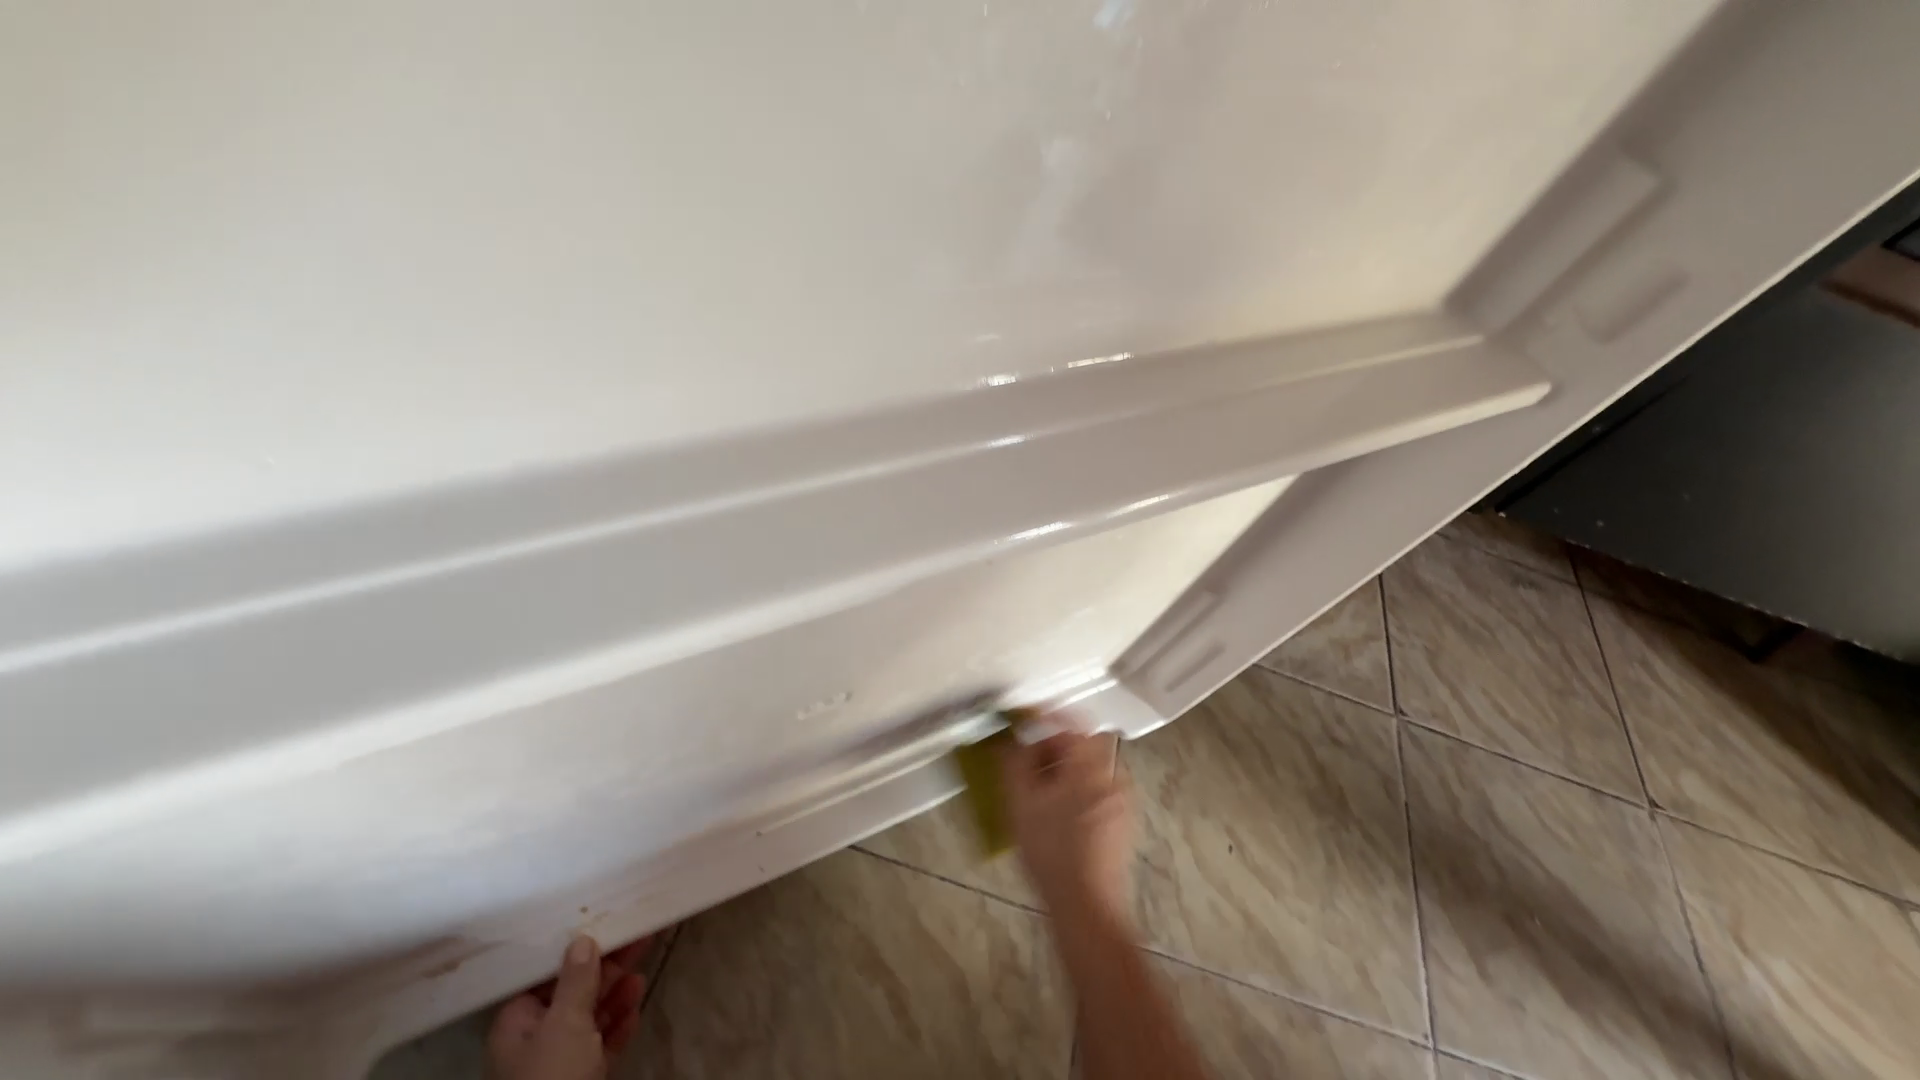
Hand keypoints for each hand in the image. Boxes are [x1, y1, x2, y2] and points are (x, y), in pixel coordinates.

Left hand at [487, 934, 651, 1079]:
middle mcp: (534, 1039)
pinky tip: (636, 1012)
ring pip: (590, 1018)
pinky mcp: (580, 1078)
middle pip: (573, 992)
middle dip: (607, 969)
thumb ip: (576, 980)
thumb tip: (582, 940)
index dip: (578, 950)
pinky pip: (600, 1044)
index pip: (547, 975)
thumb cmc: (553, 1077)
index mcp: (517, 1022)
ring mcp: (558, 1062)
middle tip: (639, 939)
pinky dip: (618, 1027)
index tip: (607, 926)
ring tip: (643, 972)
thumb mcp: (565, 1023)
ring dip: (616, 995)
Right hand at [1002, 723, 1132, 925]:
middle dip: (1055, 747)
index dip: (1048, 717)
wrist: (1087, 905)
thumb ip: (1014, 763)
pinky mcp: (1123, 822)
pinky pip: (1098, 790)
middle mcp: (1113, 777)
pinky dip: (1077, 789)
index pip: (1073, 723)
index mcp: (1091, 767)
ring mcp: (1123, 801)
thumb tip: (1011, 740)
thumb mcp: (1021, 804)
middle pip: (1085, 745)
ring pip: (1091, 769)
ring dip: (1065, 770)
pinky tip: (1057, 814)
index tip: (1025, 722)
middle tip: (1028, 762)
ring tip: (1038, 791)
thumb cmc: (1051, 851)